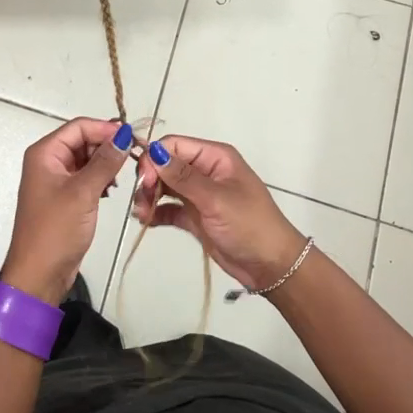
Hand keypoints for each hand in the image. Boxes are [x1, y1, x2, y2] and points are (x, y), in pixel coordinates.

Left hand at [3, 118, 132, 303]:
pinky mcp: (65, 198)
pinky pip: (86, 177)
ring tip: (125, 175)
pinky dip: (100, 179)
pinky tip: (112, 189)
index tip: (134, 137)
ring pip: (86, 159)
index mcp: (45, 153)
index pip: (78, 127)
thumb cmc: (56, 230)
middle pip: (83, 140)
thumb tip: (125, 135)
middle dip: (108, 146)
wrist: (39, 274)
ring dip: (106, 163)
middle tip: (136, 156)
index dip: (106, 128)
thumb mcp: (83, 192)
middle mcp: (48, 161)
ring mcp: (56, 180)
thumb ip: (105, 162)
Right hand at [134, 136, 306, 291]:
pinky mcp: (194, 216)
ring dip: (149, 196)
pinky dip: (156, 212)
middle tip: (142, 200)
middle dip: (150, 178)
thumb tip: (153, 152)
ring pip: (164, 186)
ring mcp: (199, 194)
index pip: (174, 145)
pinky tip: (146, 221)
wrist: (271, 266)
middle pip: (166, 165)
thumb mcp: (216, 199)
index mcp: (215, 157)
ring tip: (141, 213)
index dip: (154, 158)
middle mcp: (205, 171)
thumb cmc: (249, 225)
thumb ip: (183, 177)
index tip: (144, 180)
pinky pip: (169, 208)